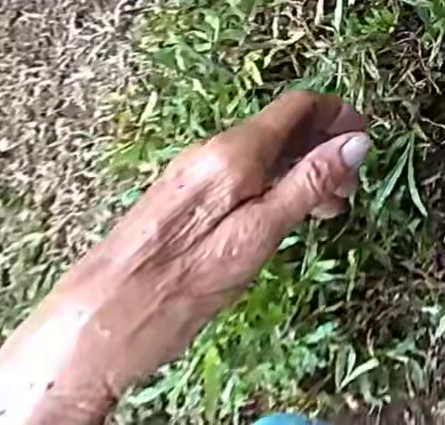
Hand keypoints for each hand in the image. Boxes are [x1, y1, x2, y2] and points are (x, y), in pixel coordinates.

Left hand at [0, 91, 369, 424]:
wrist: (79, 339)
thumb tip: (358, 141)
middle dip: (326, 146)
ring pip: (266, 153)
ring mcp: (193, 173)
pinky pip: (244, 172)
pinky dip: (276, 184)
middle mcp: (212, 150)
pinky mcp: (181, 198)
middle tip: (349, 189)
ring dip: (304, 169)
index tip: (365, 139)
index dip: (339, 113)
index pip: (300, 104)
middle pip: (285, 127)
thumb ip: (310, 183)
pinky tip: (283, 218)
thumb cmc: (175, 290)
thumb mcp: (257, 237)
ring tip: (325, 210)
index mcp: (233, 152)